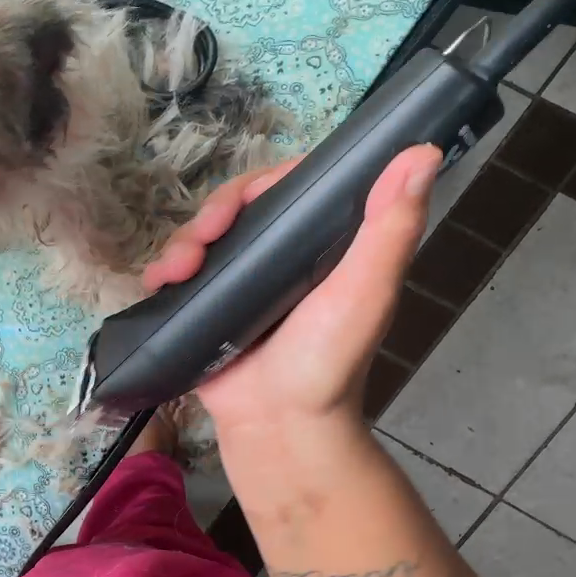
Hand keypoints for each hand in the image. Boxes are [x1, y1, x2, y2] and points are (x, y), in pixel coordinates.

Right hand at [142, 144, 440, 436]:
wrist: (276, 424)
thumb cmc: (327, 361)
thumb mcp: (366, 291)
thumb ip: (389, 228)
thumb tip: (419, 151)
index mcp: (318, 244)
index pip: (286, 190)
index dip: (259, 183)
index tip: (242, 201)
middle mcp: (273, 258)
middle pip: (233, 210)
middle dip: (209, 216)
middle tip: (200, 240)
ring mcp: (233, 285)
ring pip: (199, 240)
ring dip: (179, 245)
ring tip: (172, 274)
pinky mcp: (200, 310)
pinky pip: (175, 278)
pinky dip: (160, 273)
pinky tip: (156, 284)